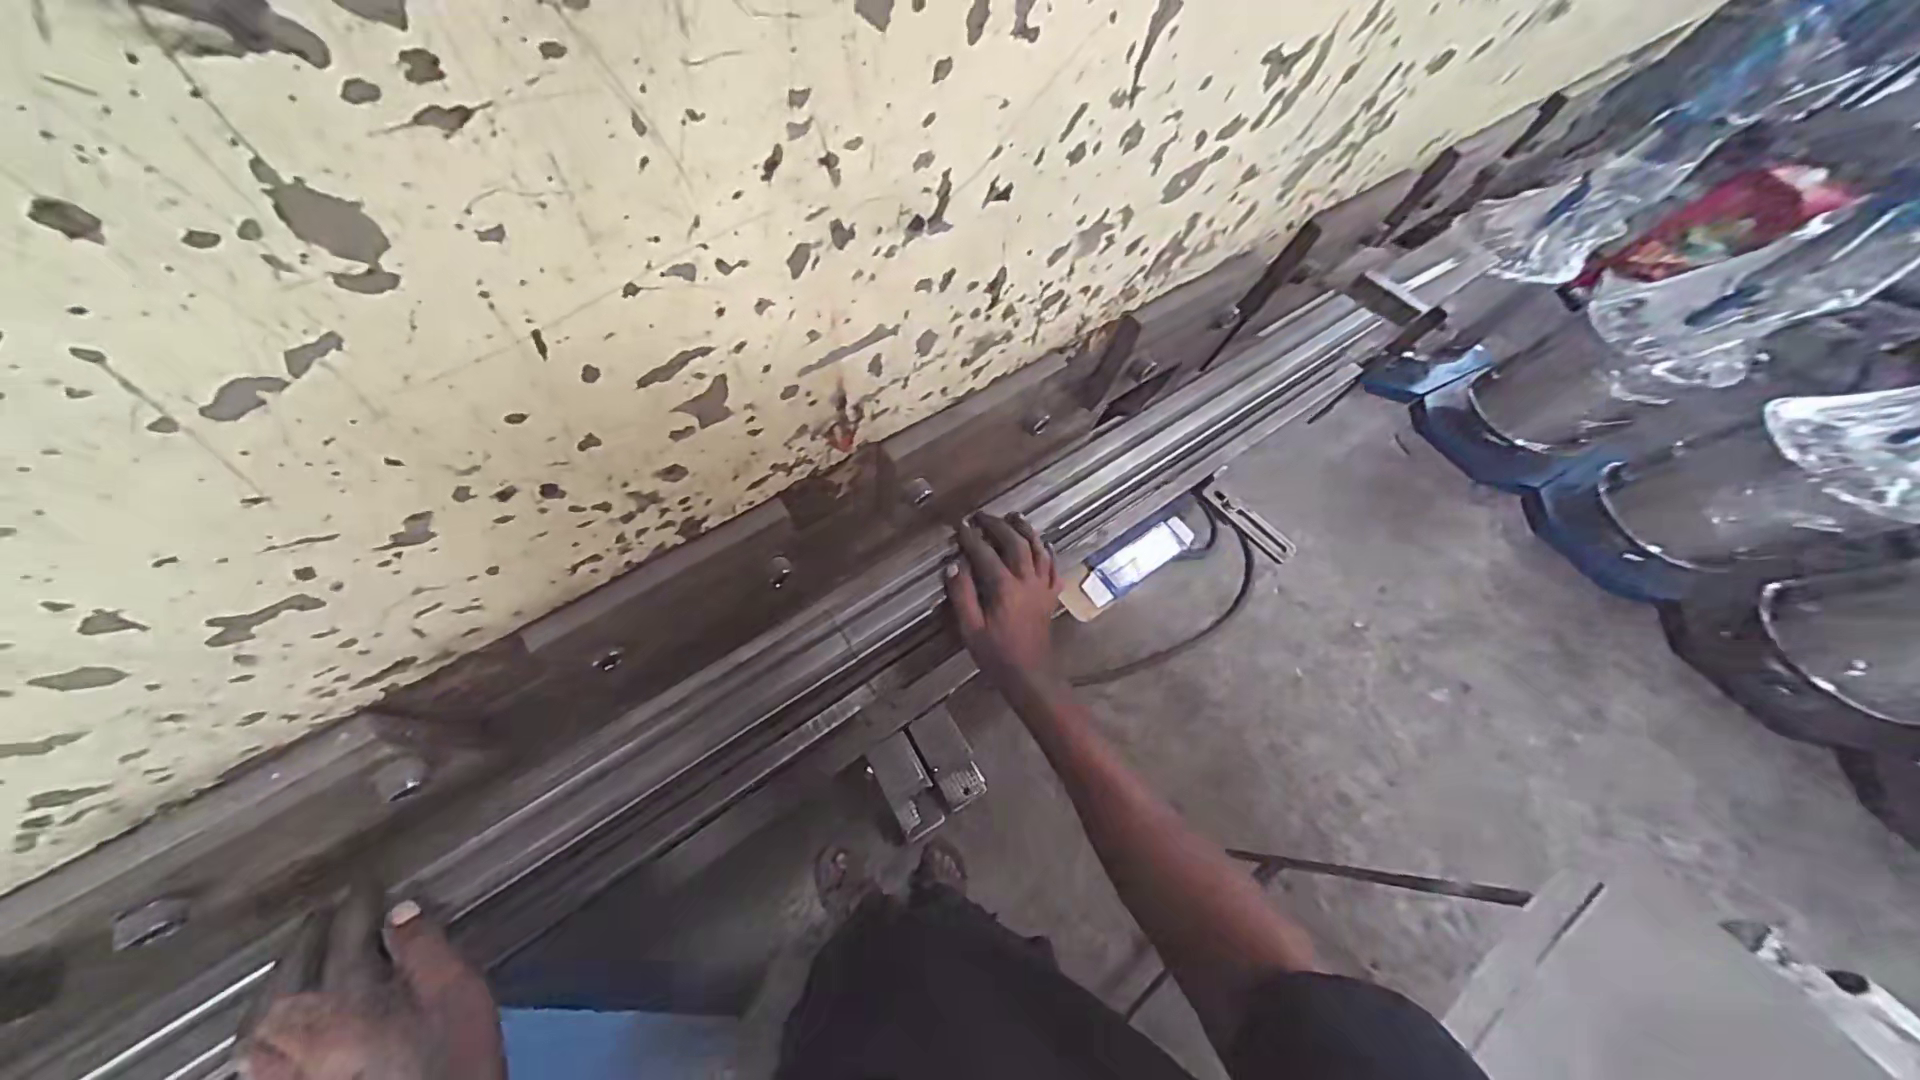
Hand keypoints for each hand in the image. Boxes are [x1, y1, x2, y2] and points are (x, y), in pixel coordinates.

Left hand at [241, 895, 503, 1079]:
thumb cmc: (452, 1056)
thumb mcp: (455, 992)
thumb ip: (424, 949)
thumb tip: (401, 910)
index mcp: (343, 1006)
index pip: (346, 942)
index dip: (357, 909)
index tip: (368, 885)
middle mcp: (298, 1041)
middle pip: (287, 984)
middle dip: (306, 942)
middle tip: (325, 913)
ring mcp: (287, 1076)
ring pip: (259, 1024)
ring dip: (277, 983)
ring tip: (297, 959)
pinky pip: (259, 1056)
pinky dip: (267, 1026)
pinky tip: (281, 1020)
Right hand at [947, 513, 1061, 686]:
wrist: (1030, 674)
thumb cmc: (996, 655)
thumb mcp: (970, 629)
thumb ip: (962, 595)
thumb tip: (954, 565)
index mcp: (1004, 589)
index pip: (985, 554)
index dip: (971, 538)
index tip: (960, 526)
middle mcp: (1026, 582)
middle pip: (1015, 543)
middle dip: (998, 525)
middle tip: (982, 516)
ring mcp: (1042, 588)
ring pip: (1038, 550)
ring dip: (1025, 530)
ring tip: (1014, 516)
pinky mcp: (1050, 596)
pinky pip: (1053, 568)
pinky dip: (1048, 552)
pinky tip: (1044, 543)